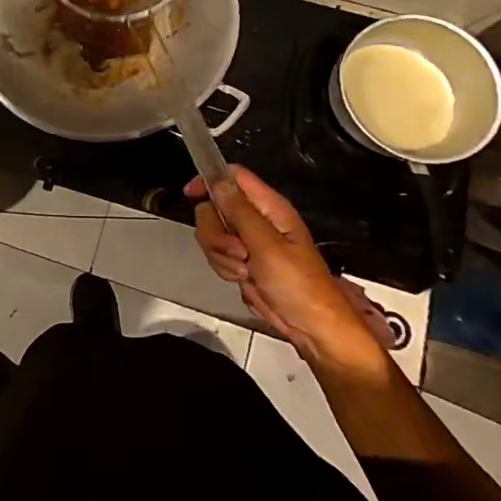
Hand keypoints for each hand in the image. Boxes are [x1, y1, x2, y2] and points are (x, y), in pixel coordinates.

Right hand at [186, 167, 375, 362]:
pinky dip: (224, 268)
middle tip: (238, 252)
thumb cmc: (297, 282)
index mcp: (268, 206)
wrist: (309, 325)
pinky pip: (217, 255)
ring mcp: (247, 240)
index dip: (210, 180)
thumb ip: (240, 212)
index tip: (191, 194)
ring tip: (245, 271)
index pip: (233, 176)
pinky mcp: (240, 261)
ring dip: (221, 255)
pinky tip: (243, 279)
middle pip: (214, 207)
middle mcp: (256, 218)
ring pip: (212, 234)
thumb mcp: (267, 245)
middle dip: (217, 233)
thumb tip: (218, 181)